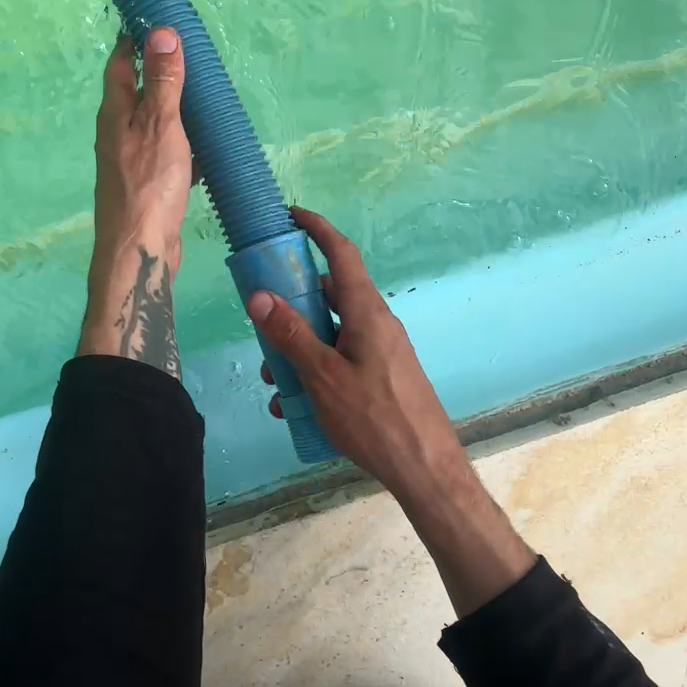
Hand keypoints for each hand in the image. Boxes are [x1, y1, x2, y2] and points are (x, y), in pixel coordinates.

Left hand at [77, 27, 190, 377]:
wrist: (140, 248)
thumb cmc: (149, 183)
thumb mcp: (161, 124)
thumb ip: (163, 81)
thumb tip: (160, 30)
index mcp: (116, 113)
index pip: (121, 64)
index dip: (134, 39)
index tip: (153, 16)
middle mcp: (118, 133)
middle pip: (137, 92)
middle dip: (160, 71)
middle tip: (191, 52)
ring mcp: (132, 160)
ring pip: (155, 123)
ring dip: (175, 108)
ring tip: (204, 93)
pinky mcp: (149, 184)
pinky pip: (168, 152)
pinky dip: (185, 142)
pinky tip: (206, 146)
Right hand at [247, 206, 535, 614]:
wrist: (427, 470)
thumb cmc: (375, 418)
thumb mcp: (323, 377)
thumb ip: (291, 335)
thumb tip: (260, 296)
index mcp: (366, 311)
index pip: (341, 253)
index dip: (316, 229)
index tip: (290, 216)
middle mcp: (376, 323)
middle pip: (330, 294)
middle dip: (292, 303)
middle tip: (263, 317)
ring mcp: (381, 350)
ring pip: (332, 331)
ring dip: (299, 347)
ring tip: (274, 381)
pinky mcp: (382, 375)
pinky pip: (341, 358)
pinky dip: (316, 370)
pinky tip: (295, 406)